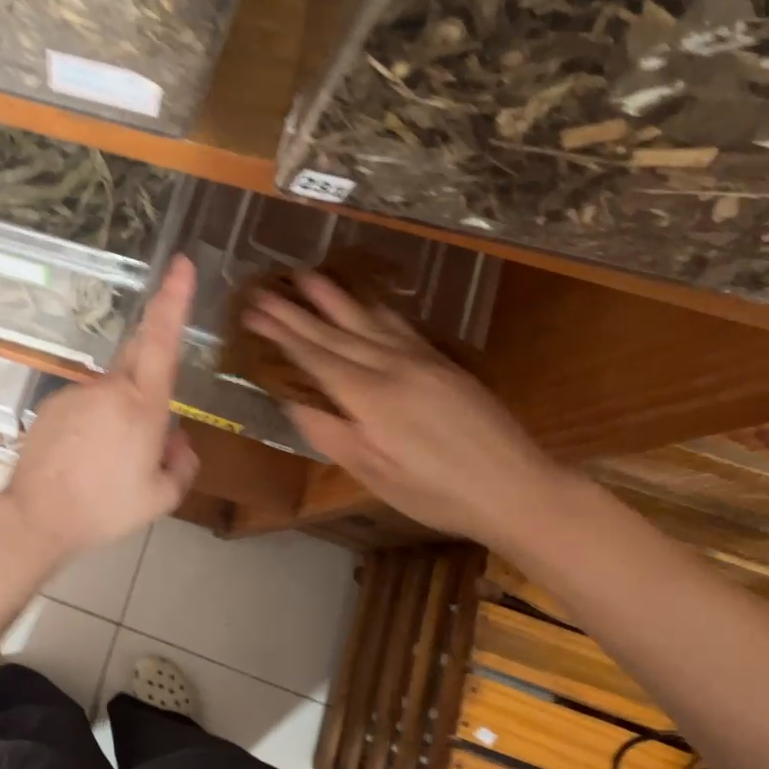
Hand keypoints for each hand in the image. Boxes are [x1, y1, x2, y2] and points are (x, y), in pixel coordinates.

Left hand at [3, 257, 201, 560]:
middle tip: (147, 430)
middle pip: (138, 362)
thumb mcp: (161, 496)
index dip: (173, 299)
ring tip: (107, 465)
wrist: (38, 518)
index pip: (162, 341)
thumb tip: (175, 438)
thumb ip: (181, 461)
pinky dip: (91, 425)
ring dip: (118, 416)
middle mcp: (109, 389)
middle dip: (150, 379)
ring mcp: (76, 393)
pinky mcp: (52, 404)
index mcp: (143, 406)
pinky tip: (83, 461)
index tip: (181, 264)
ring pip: (111, 393)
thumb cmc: (105, 509)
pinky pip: (84, 406)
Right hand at [245, 272, 571, 543]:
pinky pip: (400, 327)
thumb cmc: (435, 493)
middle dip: (296, 312)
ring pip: (367, 322)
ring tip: (307, 276)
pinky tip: (364, 300)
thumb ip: (329, 432)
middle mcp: (391, 368)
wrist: (515, 487)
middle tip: (264, 291)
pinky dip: (376, 310)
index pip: (314, 358)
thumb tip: (291, 400)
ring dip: (334, 299)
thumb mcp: (372, 473)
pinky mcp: (442, 363)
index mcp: (368, 398)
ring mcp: (420, 361)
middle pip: (334, 334)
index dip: (281, 335)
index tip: (253, 314)